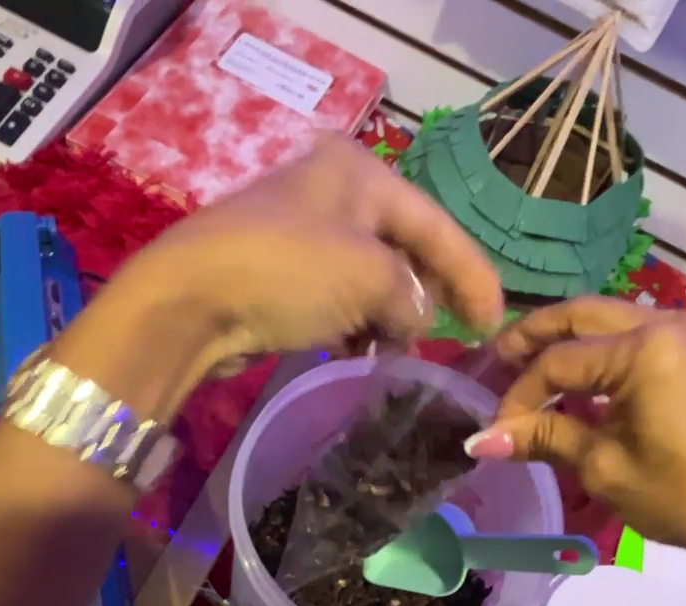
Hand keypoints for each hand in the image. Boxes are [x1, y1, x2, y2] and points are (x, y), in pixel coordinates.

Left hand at [53, 136, 505, 418]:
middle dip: (428, 297)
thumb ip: (413, 299)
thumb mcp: (371, 279)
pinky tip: (357, 353)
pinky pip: (337, 300)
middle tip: (454, 338)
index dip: (472, 275)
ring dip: (389, 318)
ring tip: (398, 353)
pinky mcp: (280, 274)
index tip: (495, 321)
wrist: (190, 302)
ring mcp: (303, 234)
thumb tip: (415, 321)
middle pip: (404, 250)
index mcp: (361, 173)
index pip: (436, 226)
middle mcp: (333, 194)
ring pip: (370, 280)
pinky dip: (354, 326)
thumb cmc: (288, 272)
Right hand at [465, 296, 685, 584]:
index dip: (518, 397)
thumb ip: (545, 439)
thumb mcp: (606, 468)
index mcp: (642, 350)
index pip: (557, 361)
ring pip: (609, 320)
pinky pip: (638, 335)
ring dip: (566, 340)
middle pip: (580, 315)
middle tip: (493, 362)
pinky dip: (602, 352)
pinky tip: (583, 383)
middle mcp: (667, 322)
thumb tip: (481, 440)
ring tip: (529, 370)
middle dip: (531, 337)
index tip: (496, 433)